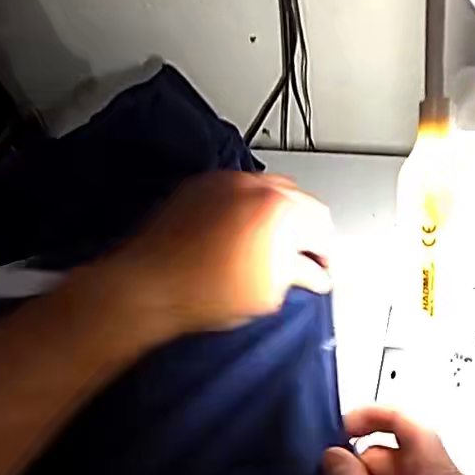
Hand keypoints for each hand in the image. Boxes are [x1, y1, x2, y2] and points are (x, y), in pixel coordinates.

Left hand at [89, 171, 332, 338]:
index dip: (327, 252)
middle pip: (300, 202)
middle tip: (303, 259)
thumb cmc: (200, 292)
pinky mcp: (202, 186)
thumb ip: (300, 276)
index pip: (323, 225)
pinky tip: (244, 235)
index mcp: (278, 210)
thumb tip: (315, 274)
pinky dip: (250, 209)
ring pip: (269, 192)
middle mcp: (253, 186)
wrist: (147, 286)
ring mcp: (225, 182)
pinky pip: (239, 191)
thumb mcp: (266, 292)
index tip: (323, 268)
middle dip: (306, 231)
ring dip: (279, 217)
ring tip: (272, 248)